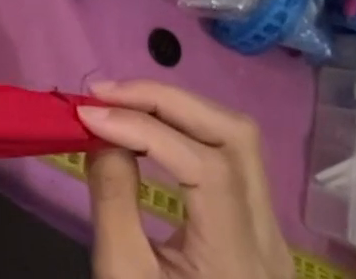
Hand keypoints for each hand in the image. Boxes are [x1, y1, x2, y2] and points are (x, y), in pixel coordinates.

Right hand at [78, 81, 292, 278]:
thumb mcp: (122, 274)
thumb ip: (113, 198)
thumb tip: (103, 132)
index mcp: (240, 260)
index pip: (206, 166)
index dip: (144, 128)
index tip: (85, 116)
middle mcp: (269, 238)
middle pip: (236, 137)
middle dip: (165, 101)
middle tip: (102, 95)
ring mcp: (268, 230)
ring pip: (237, 138)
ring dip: (173, 107)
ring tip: (115, 103)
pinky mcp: (252, 224)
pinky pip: (225, 155)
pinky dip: (179, 126)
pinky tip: (139, 126)